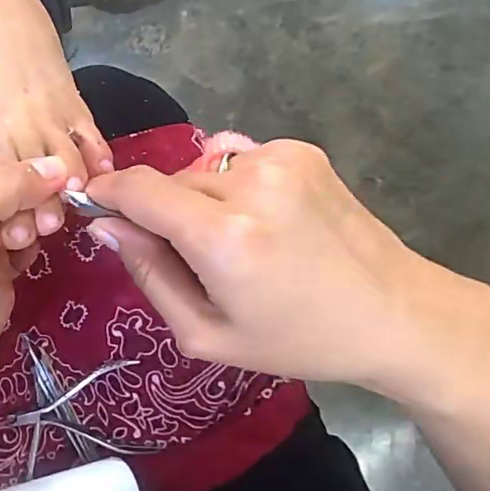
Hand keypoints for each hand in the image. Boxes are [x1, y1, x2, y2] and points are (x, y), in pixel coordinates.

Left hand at [0, 0, 112, 250]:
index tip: (0, 241)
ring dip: (67, 196)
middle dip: (32, 217)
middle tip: (41, 229)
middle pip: (21, 190)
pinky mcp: (69, 99)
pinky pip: (89, 139)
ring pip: (60, 171)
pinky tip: (98, 177)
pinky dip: (97, 161)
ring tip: (70, 209)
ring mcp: (39, 117)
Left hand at [0, 154, 70, 401]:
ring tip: (48, 220)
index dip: (4, 141)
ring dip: (38, 211)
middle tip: (51, 193)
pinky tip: (52, 234)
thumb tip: (55, 167)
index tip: (41, 134)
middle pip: (3, 181)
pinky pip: (30, 245)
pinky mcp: (4, 274)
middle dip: (28, 182)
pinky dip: (42, 239)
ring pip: (21, 211)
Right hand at [83, 141, 489, 396]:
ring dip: (195, 198)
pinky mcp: (302, 150)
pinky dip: (228, 184)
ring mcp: (281, 159)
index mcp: (225, 238)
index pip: (138, 190)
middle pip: (167, 180)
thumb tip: (105, 226)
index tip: (92, 206)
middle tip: (185, 256)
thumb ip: (148, 274)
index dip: (105, 193)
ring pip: (198, 167)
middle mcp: (251, 183)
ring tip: (230, 239)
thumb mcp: (205, 333)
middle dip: (159, 211)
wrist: (397, 314)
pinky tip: (259, 218)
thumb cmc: (295, 339)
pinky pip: (233, 158)